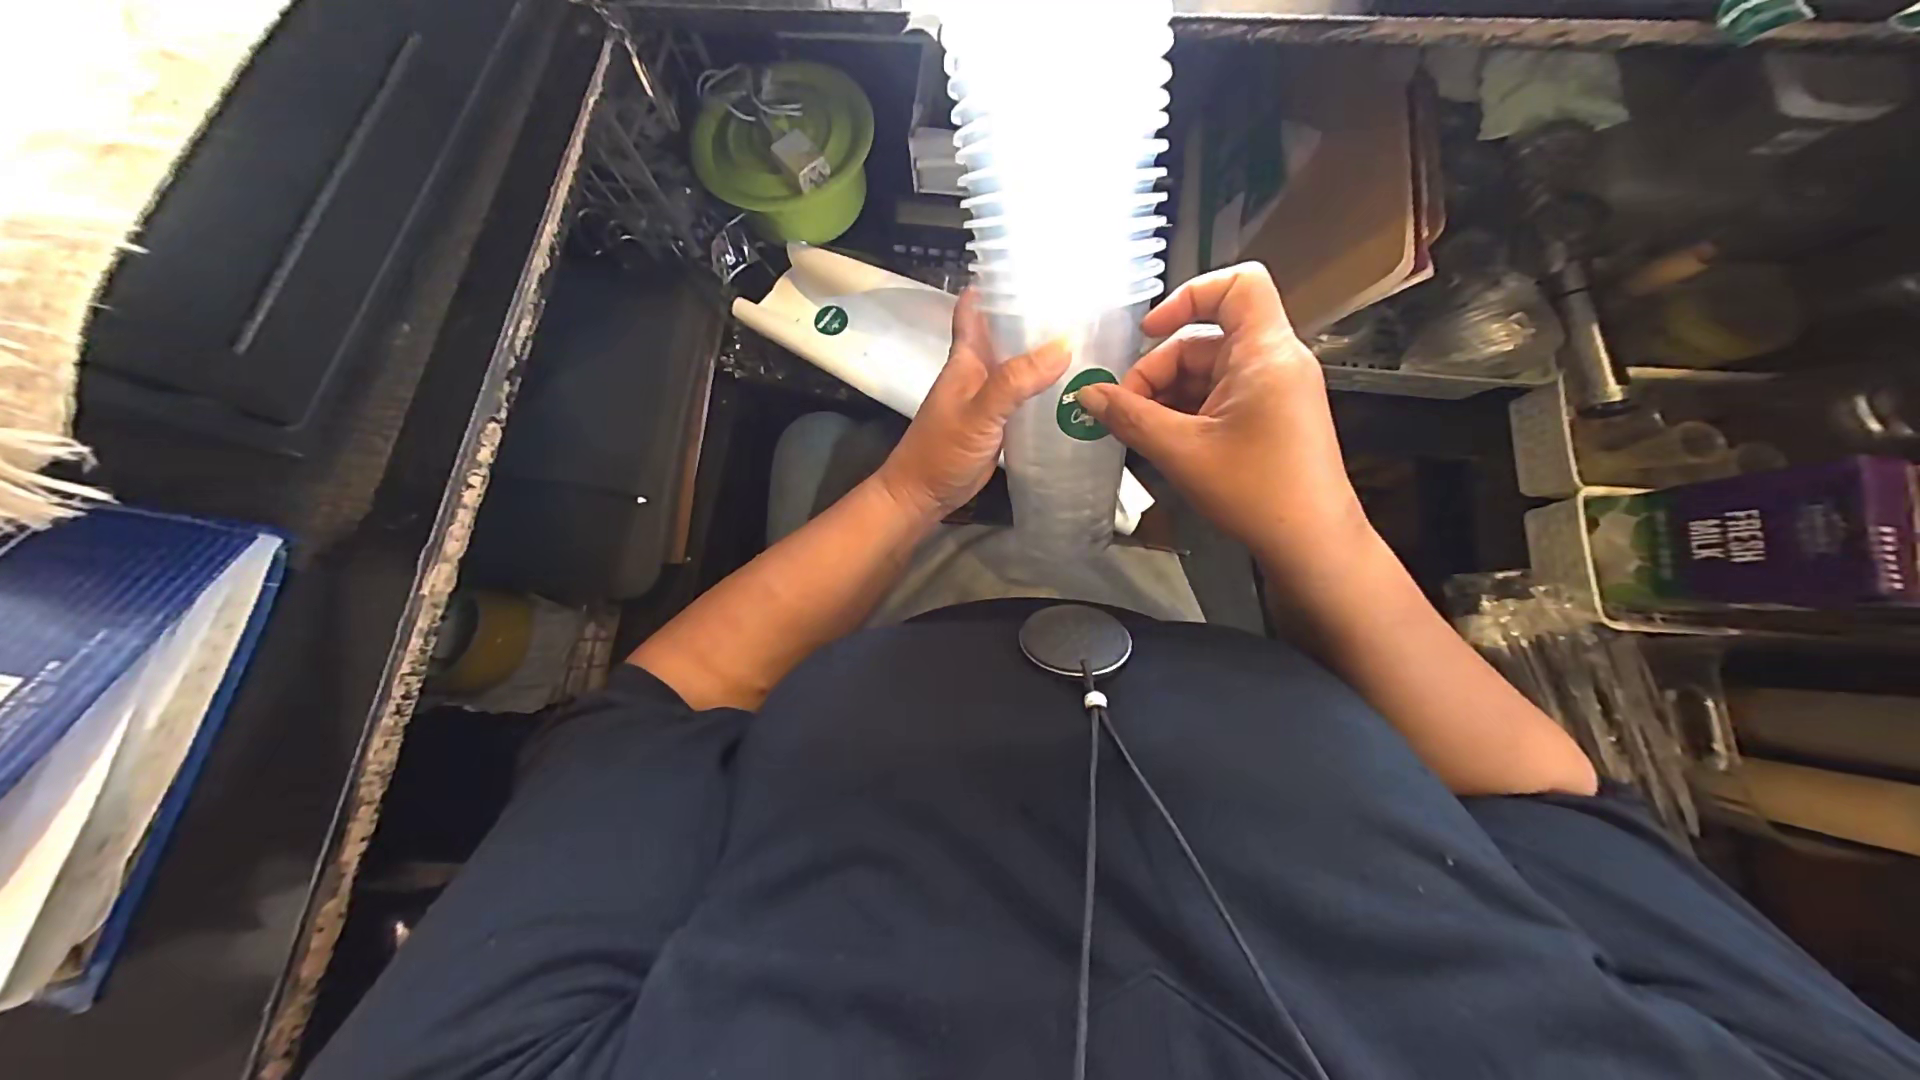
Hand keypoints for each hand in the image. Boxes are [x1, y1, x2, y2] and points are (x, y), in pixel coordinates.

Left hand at [877, 289, 1070, 518]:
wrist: (925, 495)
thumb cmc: (942, 450)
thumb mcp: (979, 412)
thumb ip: (1015, 381)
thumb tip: (1063, 345)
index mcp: (967, 357)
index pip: (978, 307)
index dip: (1000, 282)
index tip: (1037, 266)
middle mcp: (980, 370)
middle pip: (1009, 332)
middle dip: (1038, 316)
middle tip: (1084, 301)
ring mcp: (991, 397)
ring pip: (1021, 364)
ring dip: (1047, 353)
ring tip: (1092, 337)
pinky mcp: (1001, 421)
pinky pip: (1027, 395)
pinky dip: (1047, 388)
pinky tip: (1075, 386)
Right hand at [1075, 263, 1371, 579]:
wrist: (1311, 542)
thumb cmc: (1258, 493)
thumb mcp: (1182, 452)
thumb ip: (1129, 418)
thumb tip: (1087, 395)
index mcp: (1265, 354)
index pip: (1236, 285)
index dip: (1187, 296)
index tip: (1147, 333)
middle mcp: (1275, 361)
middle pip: (1204, 339)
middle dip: (1158, 370)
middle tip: (1125, 411)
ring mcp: (1274, 389)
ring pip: (1208, 371)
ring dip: (1167, 395)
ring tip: (1140, 431)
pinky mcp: (1270, 414)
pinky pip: (1220, 395)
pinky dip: (1187, 410)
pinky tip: (1164, 439)